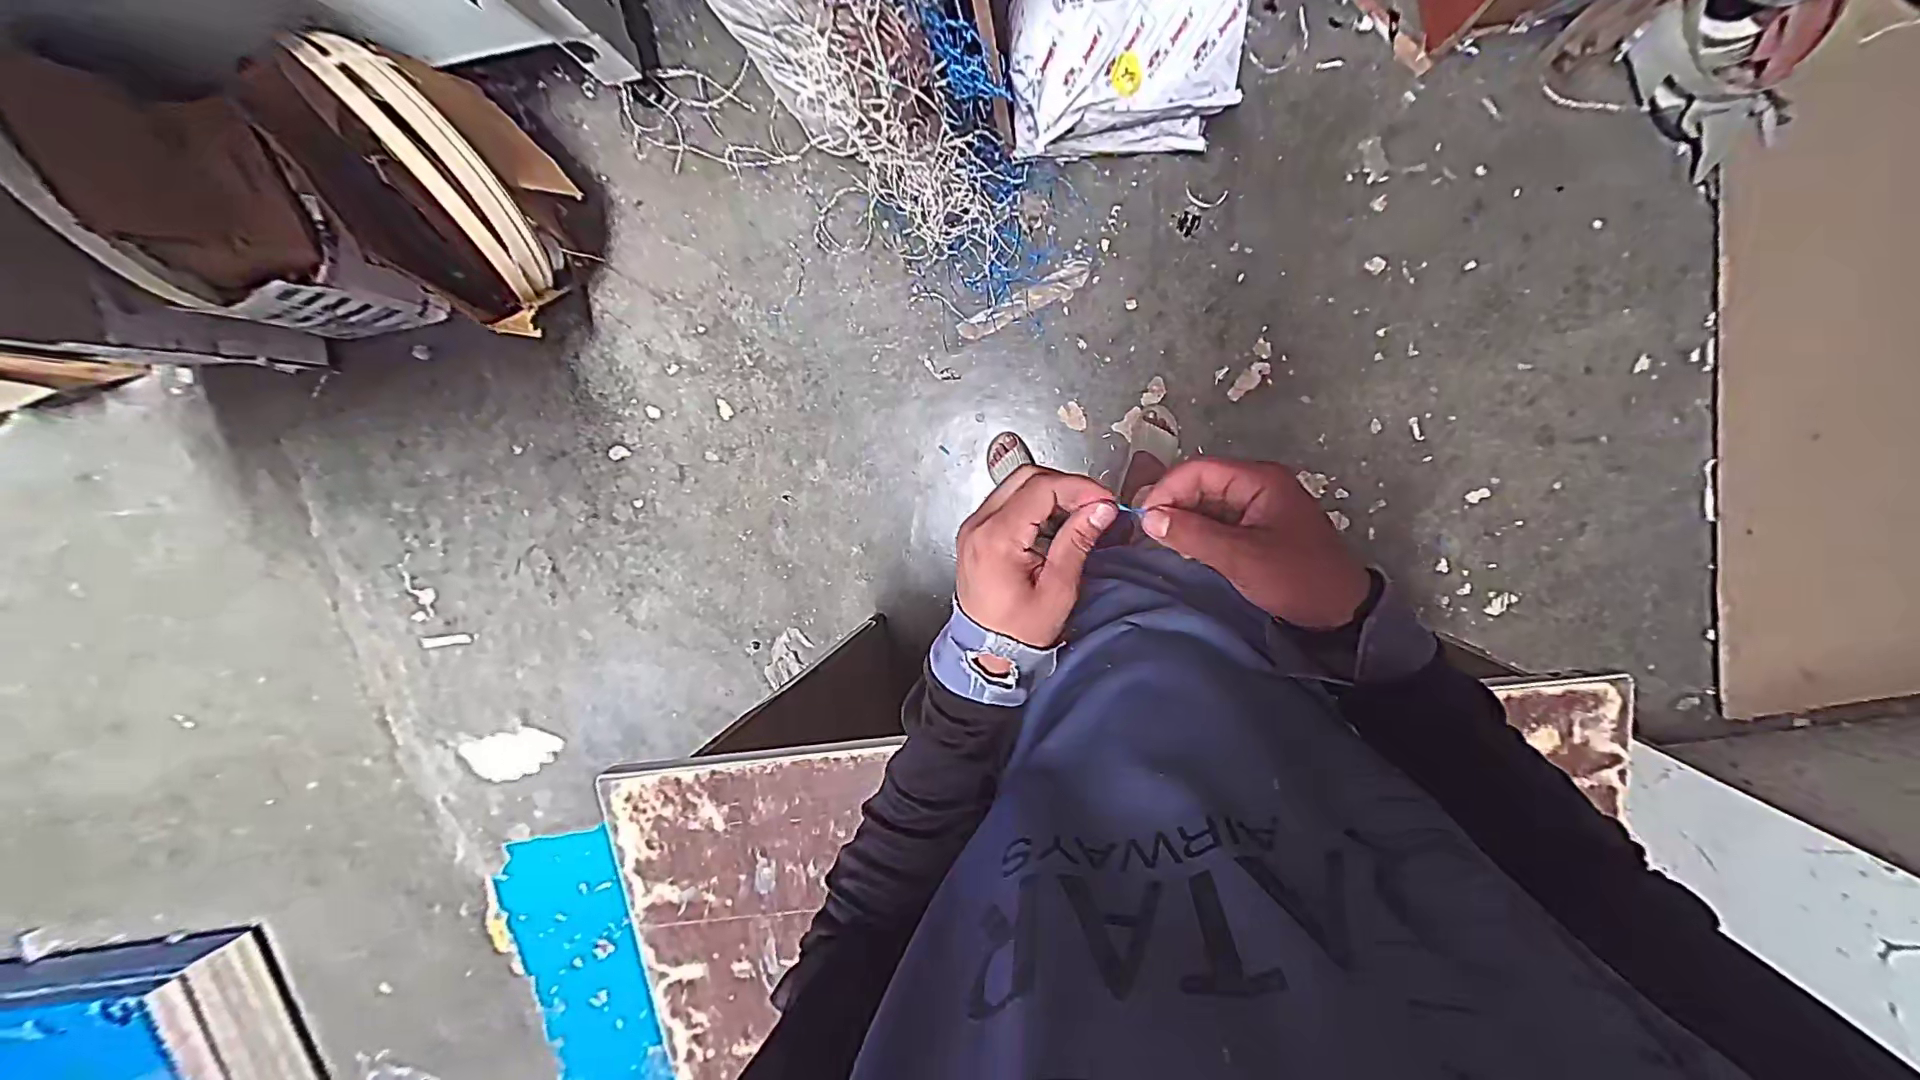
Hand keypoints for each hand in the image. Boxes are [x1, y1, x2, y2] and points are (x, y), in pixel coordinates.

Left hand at [956, 465, 1117, 648]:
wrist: (986, 651)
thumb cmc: (1018, 631)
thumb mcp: (1057, 589)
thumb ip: (1077, 541)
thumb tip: (1100, 508)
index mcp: (996, 538)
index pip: (1041, 488)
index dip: (1078, 488)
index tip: (1104, 501)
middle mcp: (978, 525)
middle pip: (1026, 477)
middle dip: (1065, 485)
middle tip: (1093, 505)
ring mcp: (973, 527)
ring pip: (1016, 485)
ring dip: (1050, 492)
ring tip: (1077, 516)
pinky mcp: (976, 532)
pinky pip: (1007, 501)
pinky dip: (1034, 504)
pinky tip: (1053, 525)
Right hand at [1137, 457, 1369, 627]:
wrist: (1341, 612)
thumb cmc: (1297, 578)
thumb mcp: (1241, 556)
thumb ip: (1192, 534)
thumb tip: (1149, 518)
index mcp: (1260, 480)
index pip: (1198, 470)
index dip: (1166, 490)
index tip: (1145, 519)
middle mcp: (1257, 485)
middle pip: (1199, 482)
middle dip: (1172, 504)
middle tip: (1150, 533)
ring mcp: (1256, 505)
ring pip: (1204, 502)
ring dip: (1182, 519)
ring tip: (1164, 542)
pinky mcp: (1254, 526)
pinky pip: (1215, 519)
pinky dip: (1195, 531)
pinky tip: (1184, 548)